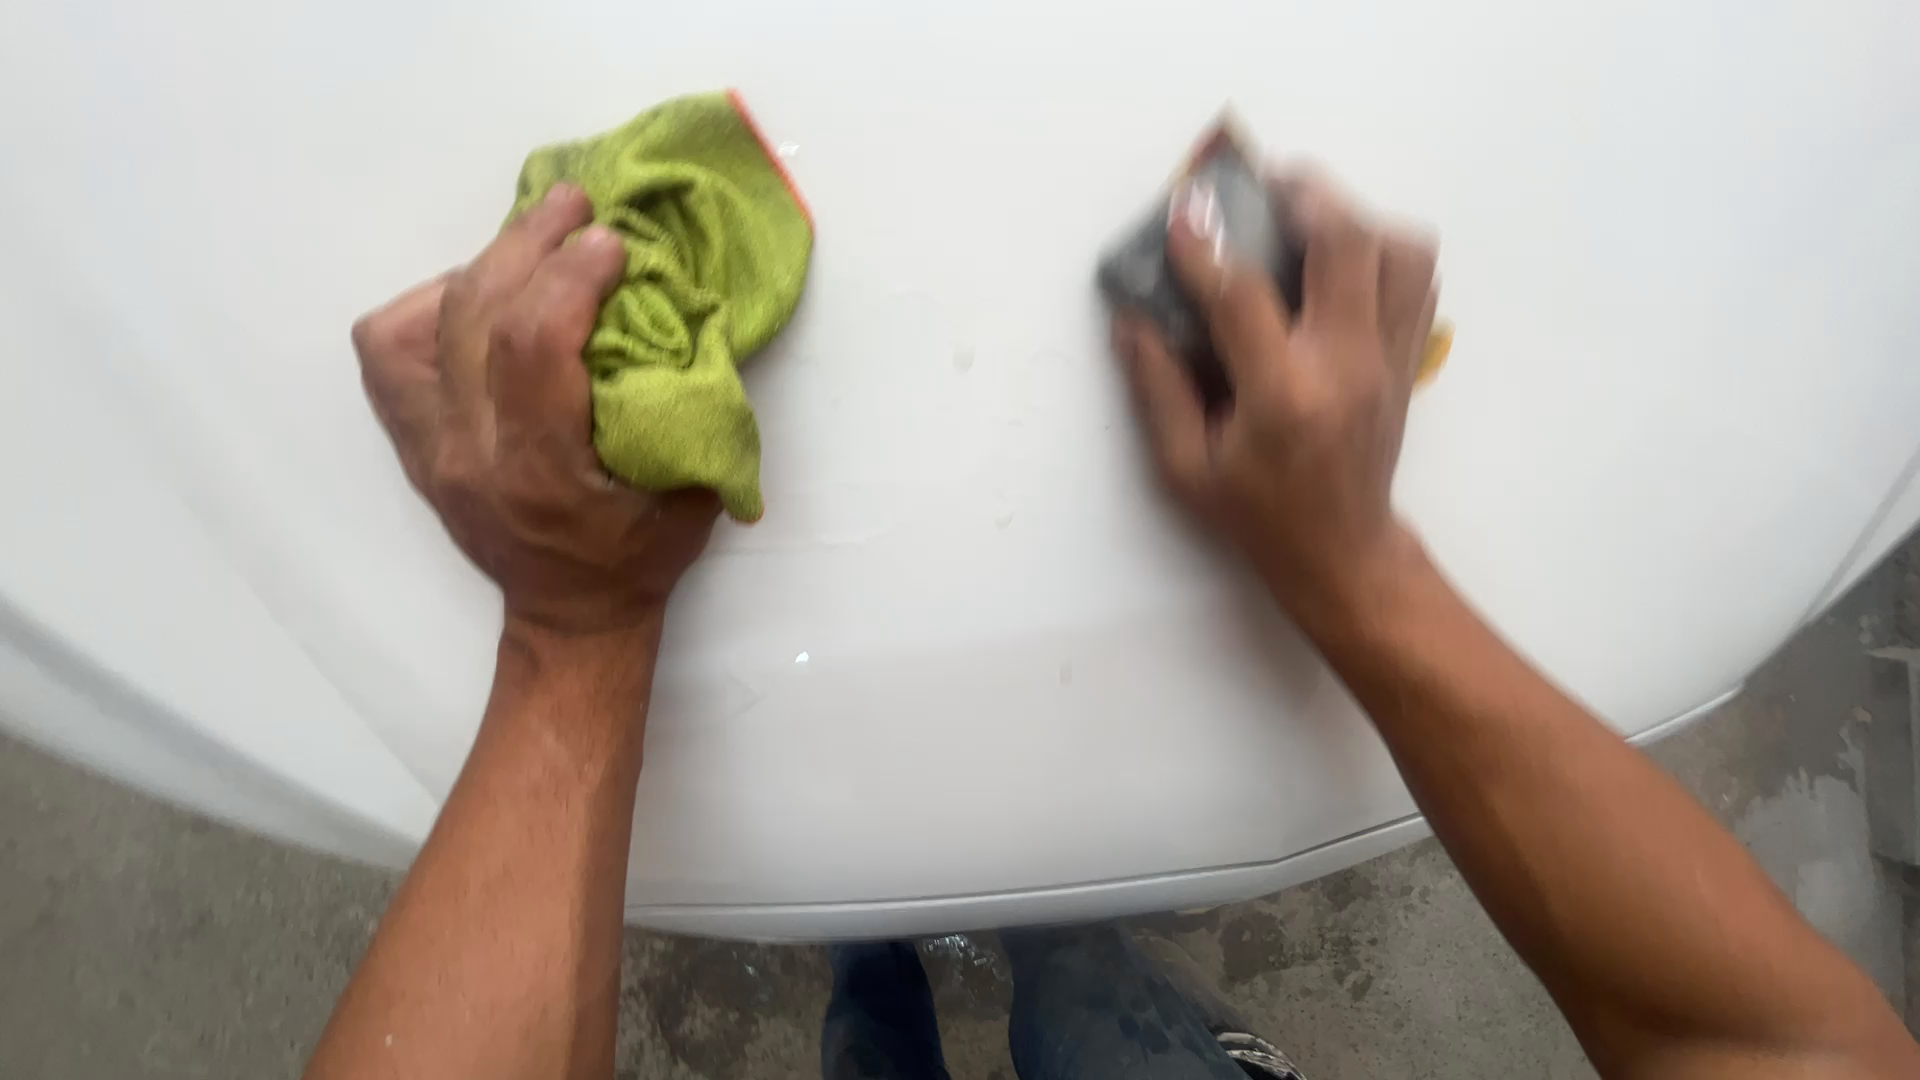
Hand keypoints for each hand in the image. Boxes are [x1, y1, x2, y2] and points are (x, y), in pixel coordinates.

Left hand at [352, 184, 720, 638]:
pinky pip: (389, 349)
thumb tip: (689, 328)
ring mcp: (426, 449)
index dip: (571, 278)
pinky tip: (479, 296)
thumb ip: (691, 416)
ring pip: (419, 323)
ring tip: (533, 239)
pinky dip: (431, 304)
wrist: (570, 614)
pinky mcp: (411, 443)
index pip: (535, 348)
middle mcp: (468, 456)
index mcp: (542, 474)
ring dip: (482, 266)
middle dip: (528, 244)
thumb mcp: (694, 497)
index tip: (613, 242)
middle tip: (573, 205)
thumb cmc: (641, 561)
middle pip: (475, 318)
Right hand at [1112, 173, 1437, 620]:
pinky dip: (1383, 248)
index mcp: (1283, 397)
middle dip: (1304, 196)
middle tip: (1264, 184)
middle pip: (1347, 244)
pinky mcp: (1408, 359)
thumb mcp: (1185, 467)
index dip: (1206, 250)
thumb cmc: (1254, 514)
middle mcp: (1347, 365)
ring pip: (1400, 249)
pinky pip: (1417, 275)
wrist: (1339, 549)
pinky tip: (1341, 259)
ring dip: (1353, 217)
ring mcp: (1389, 358)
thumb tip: (1129, 322)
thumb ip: (1157, 390)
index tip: (1183, 212)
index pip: (1243, 299)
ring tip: (1307, 218)